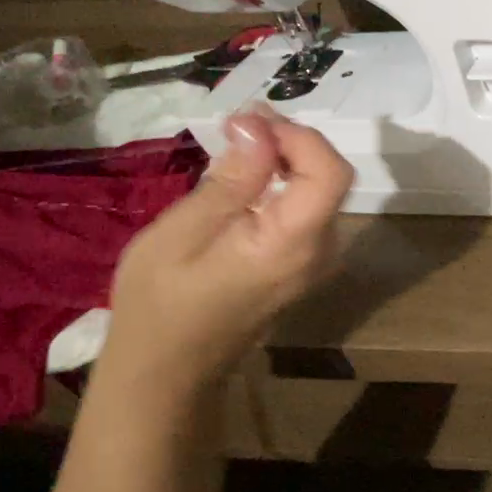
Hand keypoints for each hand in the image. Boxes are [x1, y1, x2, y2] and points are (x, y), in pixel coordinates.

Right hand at [103, 108, 352, 390]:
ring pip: (320, 190)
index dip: (299, 136)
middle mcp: (323, 249)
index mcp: (296, 242)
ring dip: (286, 160)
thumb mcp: (182, 232)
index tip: (250, 120)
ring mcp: (318, 258)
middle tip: (238, 125)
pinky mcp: (305, 262)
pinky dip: (284, 184)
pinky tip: (246, 177)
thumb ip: (233, 179)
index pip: (331, 172)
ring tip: (236, 144)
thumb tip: (261, 126)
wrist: (167, 371)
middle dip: (291, 142)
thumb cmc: (160, 303)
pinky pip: (307, 209)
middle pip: (329, 177)